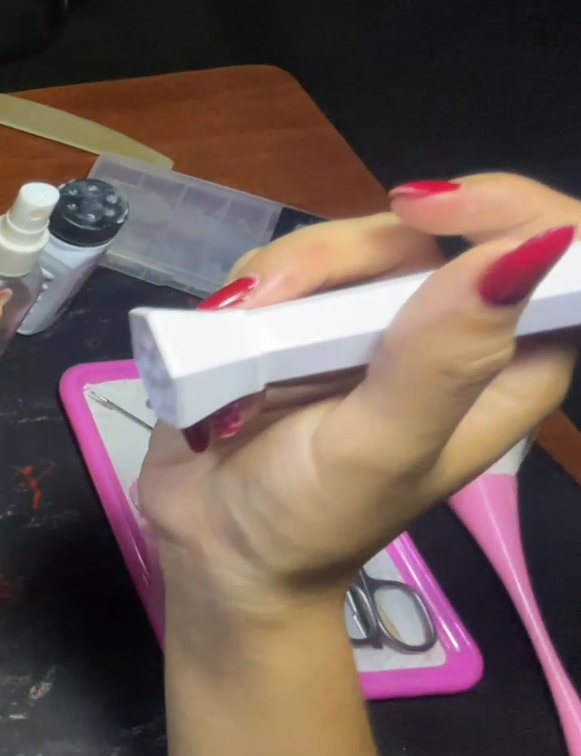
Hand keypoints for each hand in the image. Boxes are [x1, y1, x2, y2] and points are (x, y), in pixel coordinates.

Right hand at [138, 173, 577, 610]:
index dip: (498, 209)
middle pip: (408, 238)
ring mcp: (339, 332)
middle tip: (261, 300)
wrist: (213, 547)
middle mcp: (426, 333)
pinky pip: (262, 282)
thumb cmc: (309, 514)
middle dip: (332, 253)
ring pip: (325, 252)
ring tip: (223, 325)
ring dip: (269, 274)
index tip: (412, 209)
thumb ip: (444, 359)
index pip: (544, 249)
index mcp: (496, 361)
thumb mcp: (381, 448)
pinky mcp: (270, 337)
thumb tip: (526, 248)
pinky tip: (211, 329)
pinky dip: (232, 294)